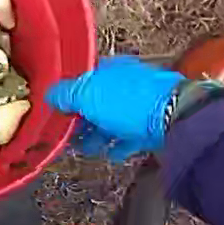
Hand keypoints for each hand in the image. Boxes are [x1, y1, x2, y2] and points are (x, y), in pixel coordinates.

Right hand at [45, 56, 183, 159]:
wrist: (173, 118)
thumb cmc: (129, 101)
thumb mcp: (88, 94)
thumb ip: (66, 94)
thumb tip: (50, 95)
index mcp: (110, 69)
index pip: (84, 80)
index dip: (69, 96)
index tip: (57, 112)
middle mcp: (127, 84)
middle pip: (98, 103)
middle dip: (81, 120)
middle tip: (67, 136)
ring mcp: (142, 106)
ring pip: (113, 121)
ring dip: (98, 135)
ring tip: (85, 149)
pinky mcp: (153, 127)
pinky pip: (131, 137)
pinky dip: (119, 146)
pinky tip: (111, 154)